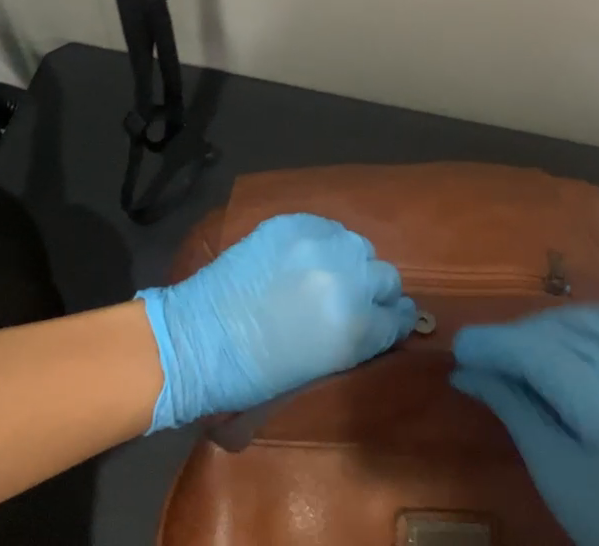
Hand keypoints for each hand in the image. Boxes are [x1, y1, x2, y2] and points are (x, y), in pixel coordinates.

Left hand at [137, 213, 416, 431]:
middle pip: (386, 277)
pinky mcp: (292, 224)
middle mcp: (347, 281)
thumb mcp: (324, 367)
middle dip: (375, 291)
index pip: (400, 317)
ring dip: (350, 262)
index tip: (388, 320)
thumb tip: (377, 320)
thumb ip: (358, 340)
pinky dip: (322, 242)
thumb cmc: (256, 375)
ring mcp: (318, 247)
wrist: (198, 340)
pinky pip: (326, 227)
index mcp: (356, 330)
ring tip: (327, 275)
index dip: (394, 320)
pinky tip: (304, 258)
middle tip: (353, 300)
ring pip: (359, 246)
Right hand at [452, 305, 598, 545]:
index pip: (539, 351)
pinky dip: (578, 328)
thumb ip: (513, 410)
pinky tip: (558, 349)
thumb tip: (465, 371)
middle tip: (479, 356)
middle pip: (562, 329)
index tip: (457, 347)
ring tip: (516, 352)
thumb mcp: (556, 474)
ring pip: (589, 318)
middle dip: (514, 334)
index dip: (493, 342)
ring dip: (545, 326)